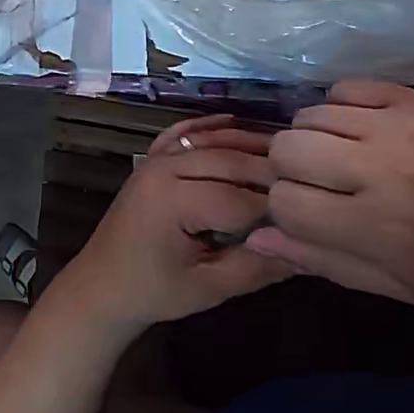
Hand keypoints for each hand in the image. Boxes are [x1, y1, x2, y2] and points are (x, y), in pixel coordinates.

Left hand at [48, 116, 290, 334]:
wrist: (102, 284)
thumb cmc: (153, 290)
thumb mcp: (208, 287)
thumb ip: (256, 267)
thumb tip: (306, 253)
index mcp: (174, 200)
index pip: (238, 196)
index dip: (276, 205)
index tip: (311, 211)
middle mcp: (163, 169)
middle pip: (226, 160)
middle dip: (267, 167)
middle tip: (308, 176)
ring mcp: (153, 160)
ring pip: (206, 140)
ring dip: (244, 141)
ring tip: (284, 148)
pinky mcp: (149, 159)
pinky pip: (181, 133)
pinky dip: (207, 126)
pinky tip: (232, 122)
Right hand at [250, 82, 413, 332]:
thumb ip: (329, 263)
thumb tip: (257, 239)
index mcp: (384, 230)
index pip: (285, 201)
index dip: (286, 211)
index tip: (308, 217)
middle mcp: (385, 168)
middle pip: (286, 148)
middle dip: (291, 170)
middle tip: (323, 186)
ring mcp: (404, 126)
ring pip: (310, 114)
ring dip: (315, 139)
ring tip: (346, 159)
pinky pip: (348, 87)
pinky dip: (341, 109)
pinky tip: (363, 132)